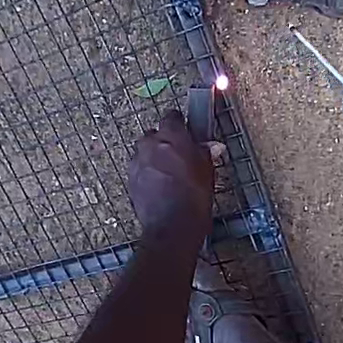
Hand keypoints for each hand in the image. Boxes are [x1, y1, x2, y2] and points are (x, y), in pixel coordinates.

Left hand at [127, 110, 213, 248]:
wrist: (173, 225)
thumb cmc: (194, 197)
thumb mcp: (207, 171)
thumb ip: (205, 153)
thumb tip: (212, 146)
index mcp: (172, 136)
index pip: (171, 116)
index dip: (179, 124)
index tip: (184, 131)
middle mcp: (151, 144)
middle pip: (154, 134)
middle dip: (164, 141)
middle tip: (178, 155)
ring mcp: (138, 161)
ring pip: (144, 151)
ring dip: (153, 157)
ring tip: (168, 173)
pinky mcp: (131, 178)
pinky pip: (139, 168)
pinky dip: (146, 172)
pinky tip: (158, 185)